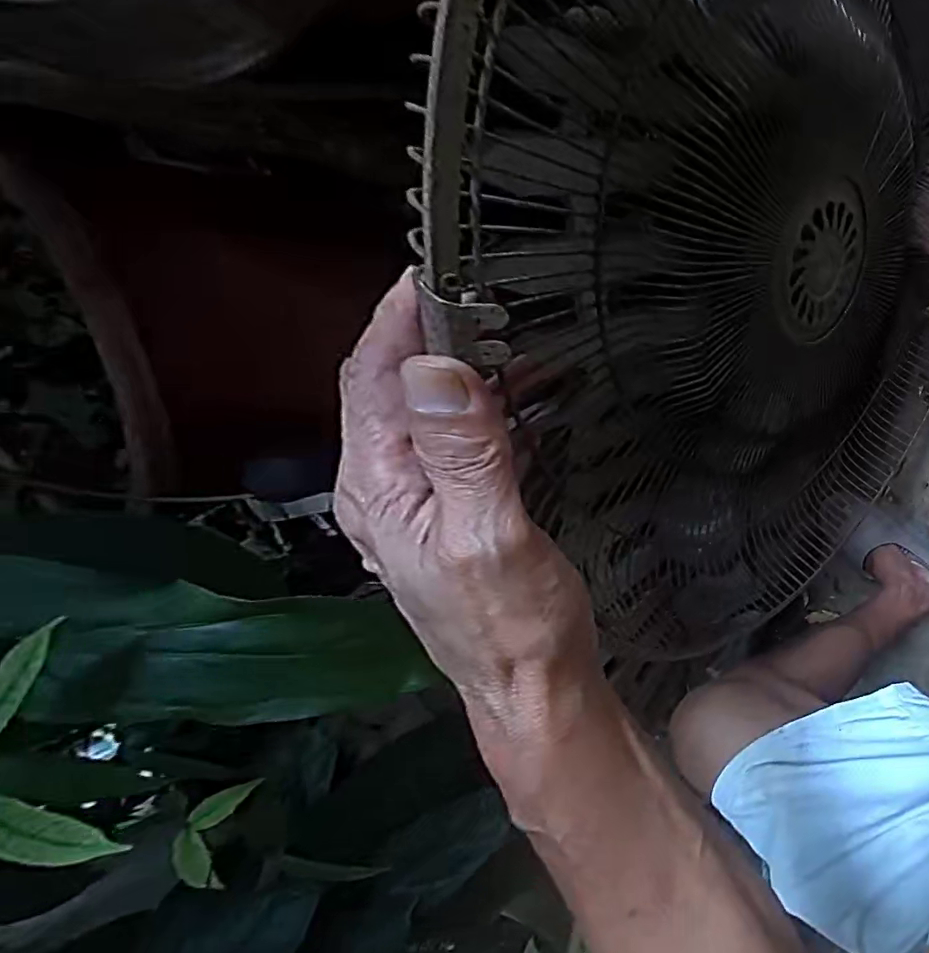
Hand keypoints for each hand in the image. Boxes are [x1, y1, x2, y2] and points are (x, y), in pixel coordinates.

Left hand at [335, 271, 595, 719]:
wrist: (531, 681)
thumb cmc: (514, 618)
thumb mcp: (492, 534)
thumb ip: (464, 454)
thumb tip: (438, 370)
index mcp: (382, 488)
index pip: (374, 382)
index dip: (396, 322)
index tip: (433, 271)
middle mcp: (387, 489)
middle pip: (393, 392)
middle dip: (430, 336)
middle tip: (488, 297)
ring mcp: (422, 502)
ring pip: (429, 414)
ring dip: (464, 370)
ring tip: (516, 337)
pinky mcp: (458, 511)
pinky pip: (461, 440)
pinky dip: (489, 406)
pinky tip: (525, 398)